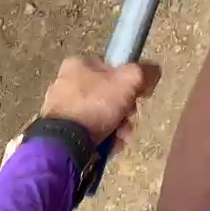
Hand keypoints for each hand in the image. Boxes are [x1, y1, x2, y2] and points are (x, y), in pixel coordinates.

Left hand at [40, 54, 159, 150]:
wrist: (64, 144)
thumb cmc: (96, 104)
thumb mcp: (130, 80)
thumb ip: (146, 72)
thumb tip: (153, 73)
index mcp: (77, 64)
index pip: (111, 68)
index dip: (127, 82)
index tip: (136, 96)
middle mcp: (64, 83)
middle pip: (107, 94)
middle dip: (124, 110)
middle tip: (128, 119)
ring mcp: (58, 109)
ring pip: (99, 115)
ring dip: (116, 126)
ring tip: (120, 137)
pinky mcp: (56, 132)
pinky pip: (86, 131)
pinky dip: (101, 138)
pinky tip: (108, 146)